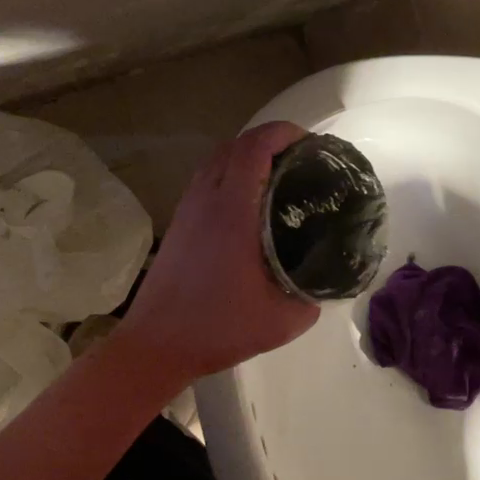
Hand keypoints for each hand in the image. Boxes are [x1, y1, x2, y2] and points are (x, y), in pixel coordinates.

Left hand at [119, 121, 320, 382]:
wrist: (154, 346)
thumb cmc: (216, 328)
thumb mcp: (278, 321)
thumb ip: (309, 300)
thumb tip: (324, 283)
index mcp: (232, 210)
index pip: (255, 147)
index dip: (283, 133)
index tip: (309, 142)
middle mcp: (207, 198)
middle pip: (236, 144)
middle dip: (270, 138)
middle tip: (300, 156)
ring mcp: (188, 207)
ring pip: (217, 157)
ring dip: (248, 152)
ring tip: (277, 172)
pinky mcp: (179, 220)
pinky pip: (207, 176)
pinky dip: (231, 170)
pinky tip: (248, 198)